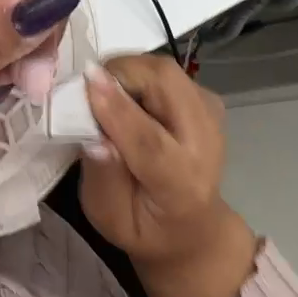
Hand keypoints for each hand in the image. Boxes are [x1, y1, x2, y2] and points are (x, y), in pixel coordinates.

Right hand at [80, 56, 259, 296]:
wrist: (194, 227)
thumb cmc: (144, 226)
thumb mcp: (110, 219)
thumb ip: (102, 180)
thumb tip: (93, 139)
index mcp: (182, 185)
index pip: (150, 141)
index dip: (117, 108)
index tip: (87, 80)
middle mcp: (206, 144)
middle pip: (166, 85)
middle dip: (121, 72)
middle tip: (88, 86)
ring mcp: (211, 115)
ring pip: (165, 69)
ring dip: (127, 71)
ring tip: (105, 93)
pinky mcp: (207, 99)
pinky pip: (165, 70)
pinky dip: (138, 73)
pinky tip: (128, 97)